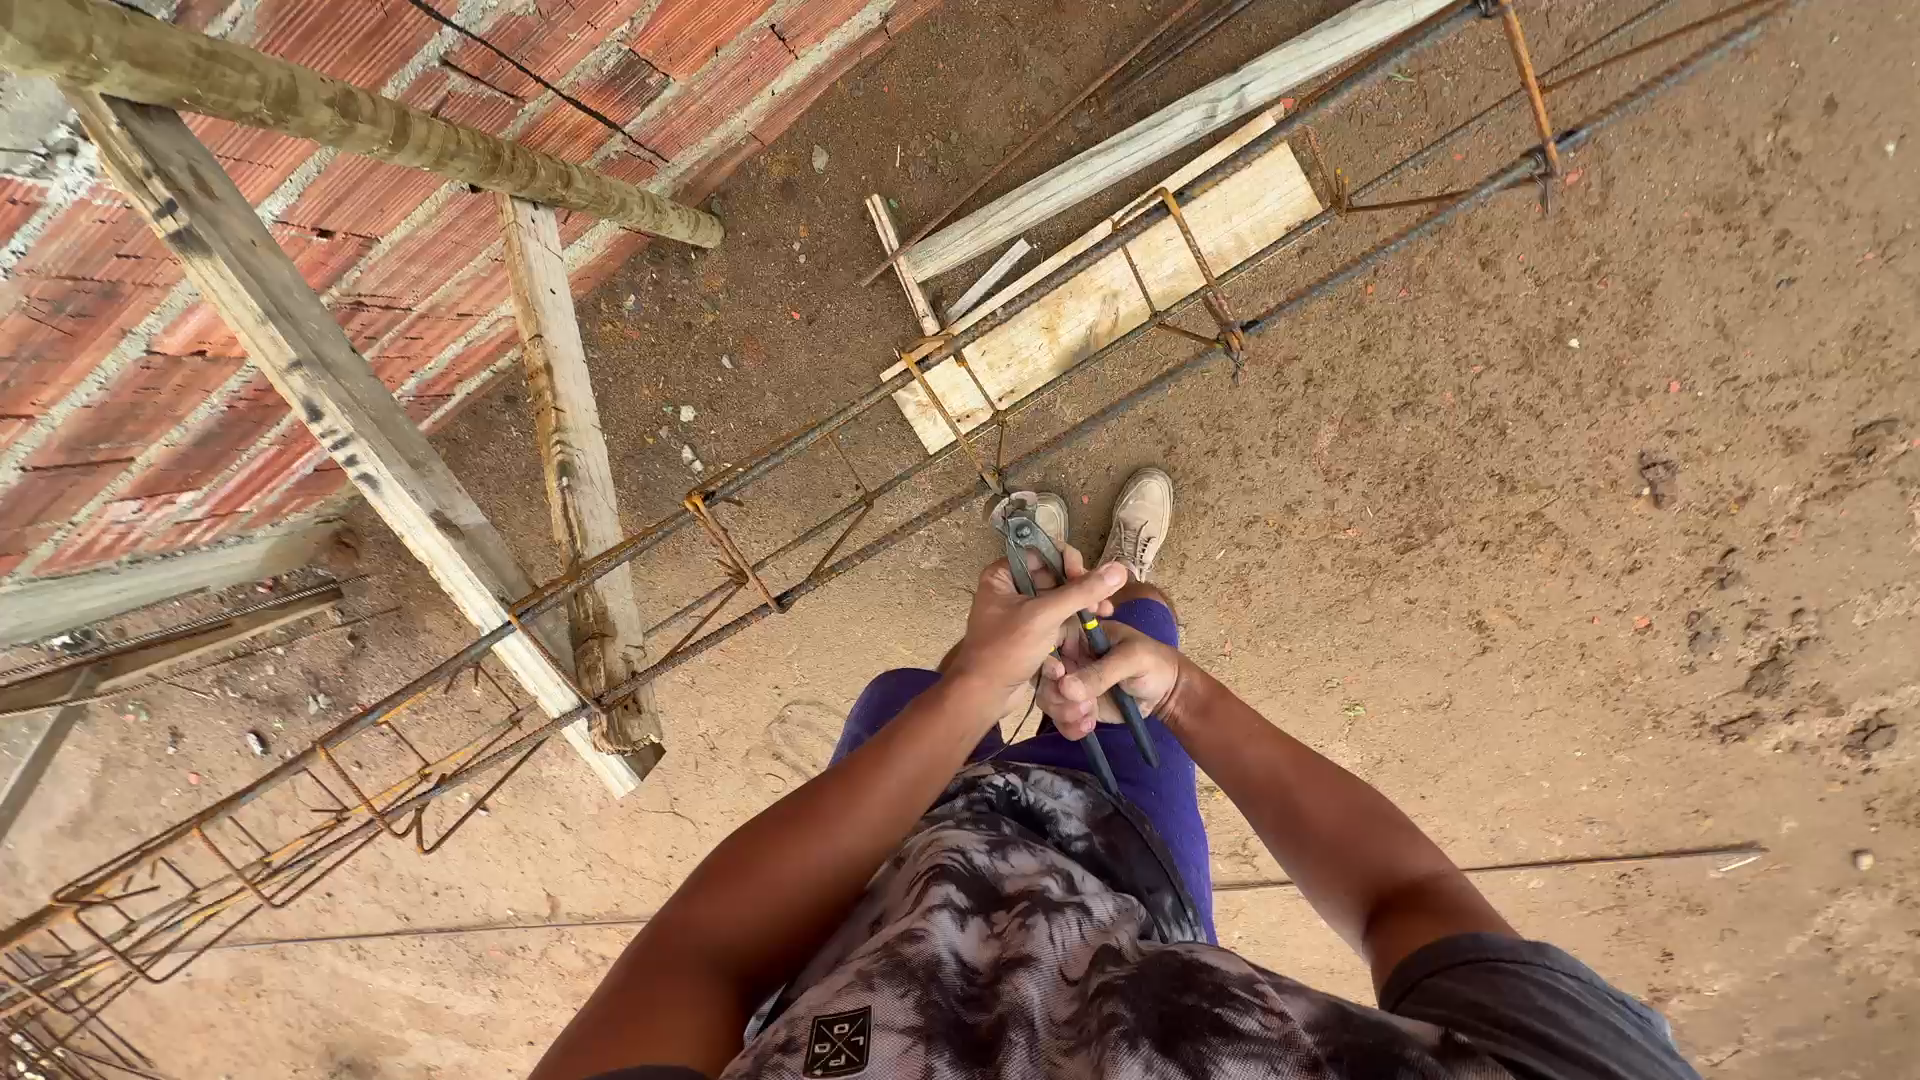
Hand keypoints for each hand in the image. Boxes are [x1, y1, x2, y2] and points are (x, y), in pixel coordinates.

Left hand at [945, 549, 1129, 701]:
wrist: (984, 695)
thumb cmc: (1005, 651)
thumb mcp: (1045, 616)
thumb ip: (1081, 591)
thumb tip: (1118, 569)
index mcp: (1003, 575)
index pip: (1042, 552)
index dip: (1067, 560)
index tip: (1085, 578)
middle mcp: (1010, 588)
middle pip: (1054, 575)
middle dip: (1080, 588)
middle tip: (1101, 602)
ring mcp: (1020, 612)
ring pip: (1058, 600)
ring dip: (1080, 607)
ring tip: (1103, 615)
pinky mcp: (1029, 633)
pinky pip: (1055, 620)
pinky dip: (1071, 625)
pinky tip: (1088, 632)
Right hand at [1037, 619, 1189, 739]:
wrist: (1167, 692)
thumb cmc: (1153, 662)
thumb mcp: (1131, 659)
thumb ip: (1101, 673)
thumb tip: (1066, 688)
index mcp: (1079, 634)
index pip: (1048, 639)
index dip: (1046, 657)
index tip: (1059, 673)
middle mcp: (1069, 657)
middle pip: (1042, 674)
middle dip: (1054, 693)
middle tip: (1079, 703)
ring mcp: (1071, 683)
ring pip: (1047, 698)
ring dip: (1063, 711)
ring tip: (1089, 715)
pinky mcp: (1077, 706)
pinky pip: (1060, 718)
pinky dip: (1070, 726)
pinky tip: (1089, 727)